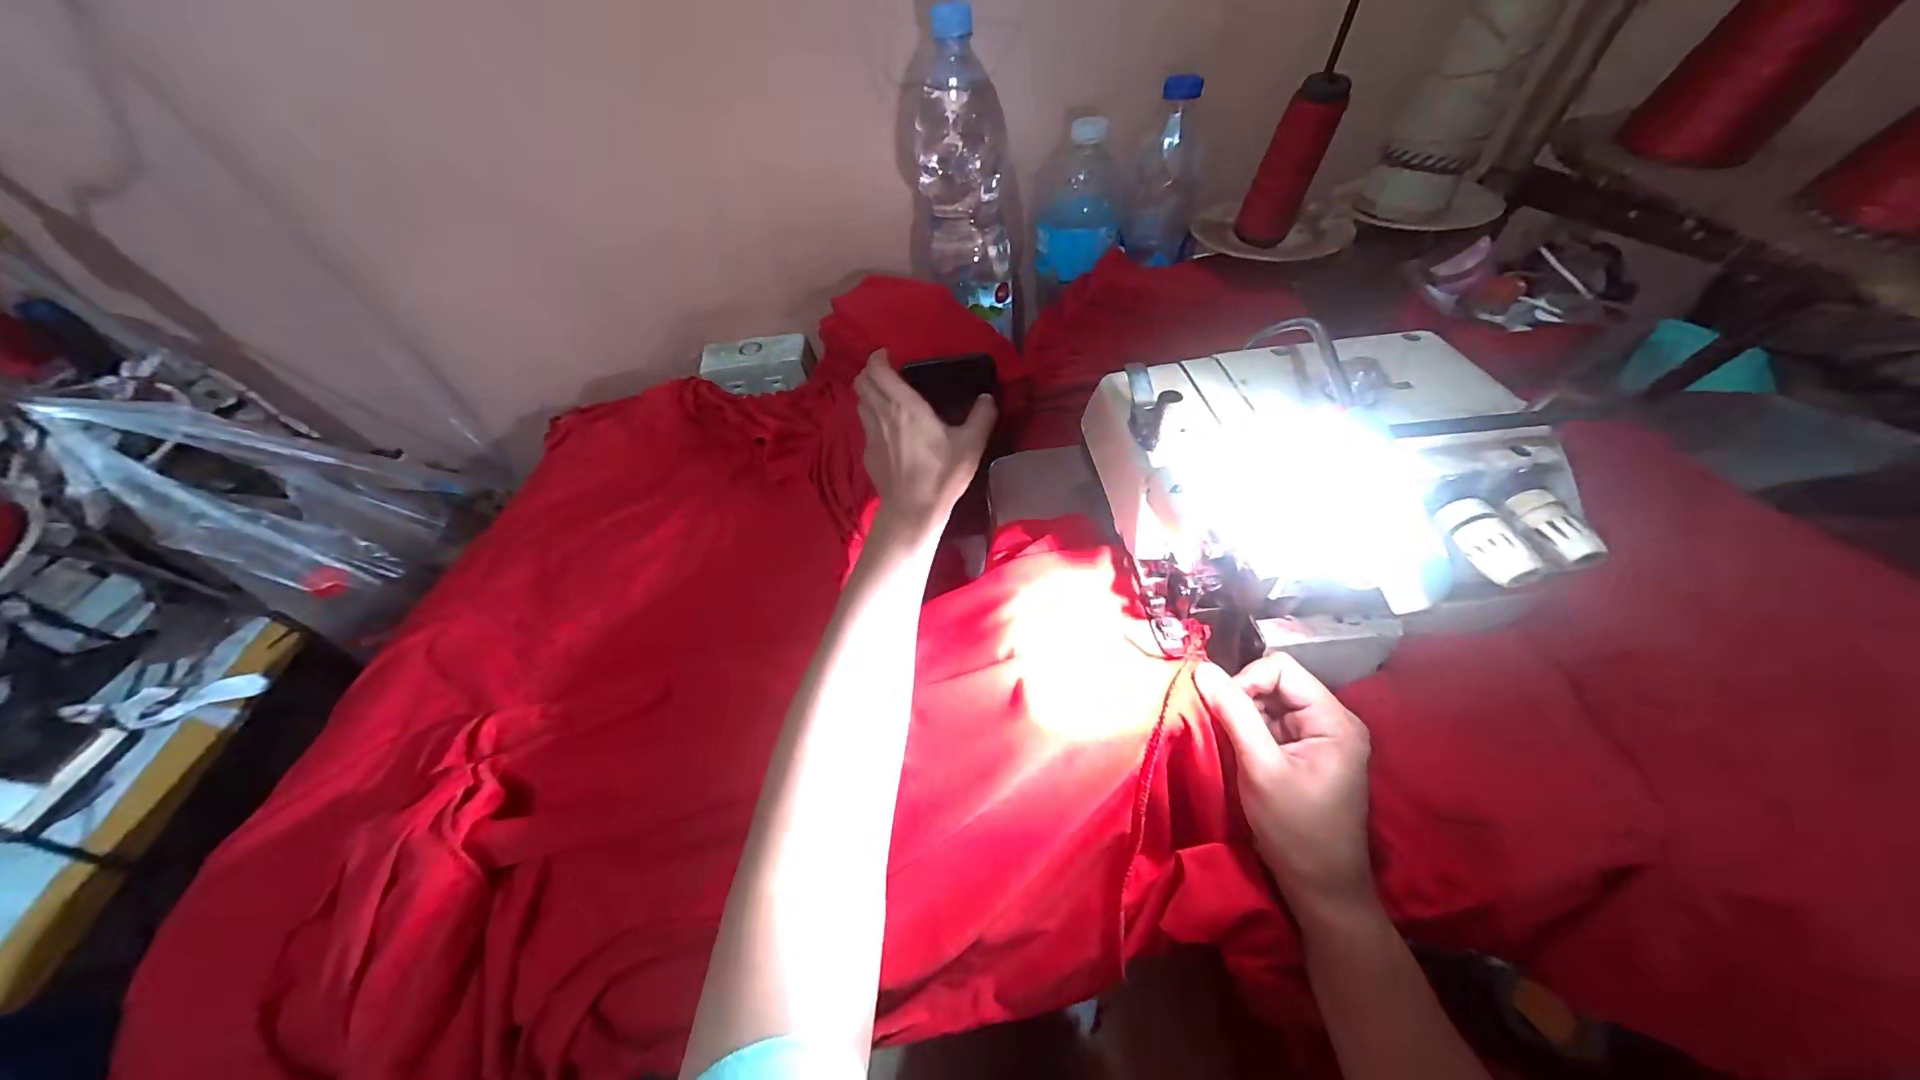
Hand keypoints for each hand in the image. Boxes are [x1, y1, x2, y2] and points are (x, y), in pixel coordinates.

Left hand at [853, 350, 995, 533]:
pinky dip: (871, 419)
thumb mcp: (970, 444)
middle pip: (861, 382)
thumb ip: (982, 416)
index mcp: (904, 406)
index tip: (890, 356)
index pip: (876, 369)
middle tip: (888, 375)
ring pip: (860, 403)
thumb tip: (987, 398)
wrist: (913, 510)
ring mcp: (870, 435)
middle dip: (871, 373)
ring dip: (869, 395)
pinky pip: (865, 426)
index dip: (878, 358)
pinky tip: (888, 431)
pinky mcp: (867, 454)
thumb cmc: (942, 474)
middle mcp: (881, 415)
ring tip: (887, 399)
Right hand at [1197, 653, 1375, 920]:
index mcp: (1335, 720)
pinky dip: (1252, 731)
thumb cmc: (1294, 830)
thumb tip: (1203, 669)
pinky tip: (1244, 754)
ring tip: (1235, 747)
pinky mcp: (1310, 751)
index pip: (1281, 668)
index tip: (1222, 711)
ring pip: (1272, 701)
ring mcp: (1324, 736)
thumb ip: (1234, 714)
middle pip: (1277, 681)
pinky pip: (1274, 722)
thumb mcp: (1259, 768)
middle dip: (1244, 699)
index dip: (1246, 680)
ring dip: (1245, 716)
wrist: (1322, 887)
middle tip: (1226, 732)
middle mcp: (1335, 720)